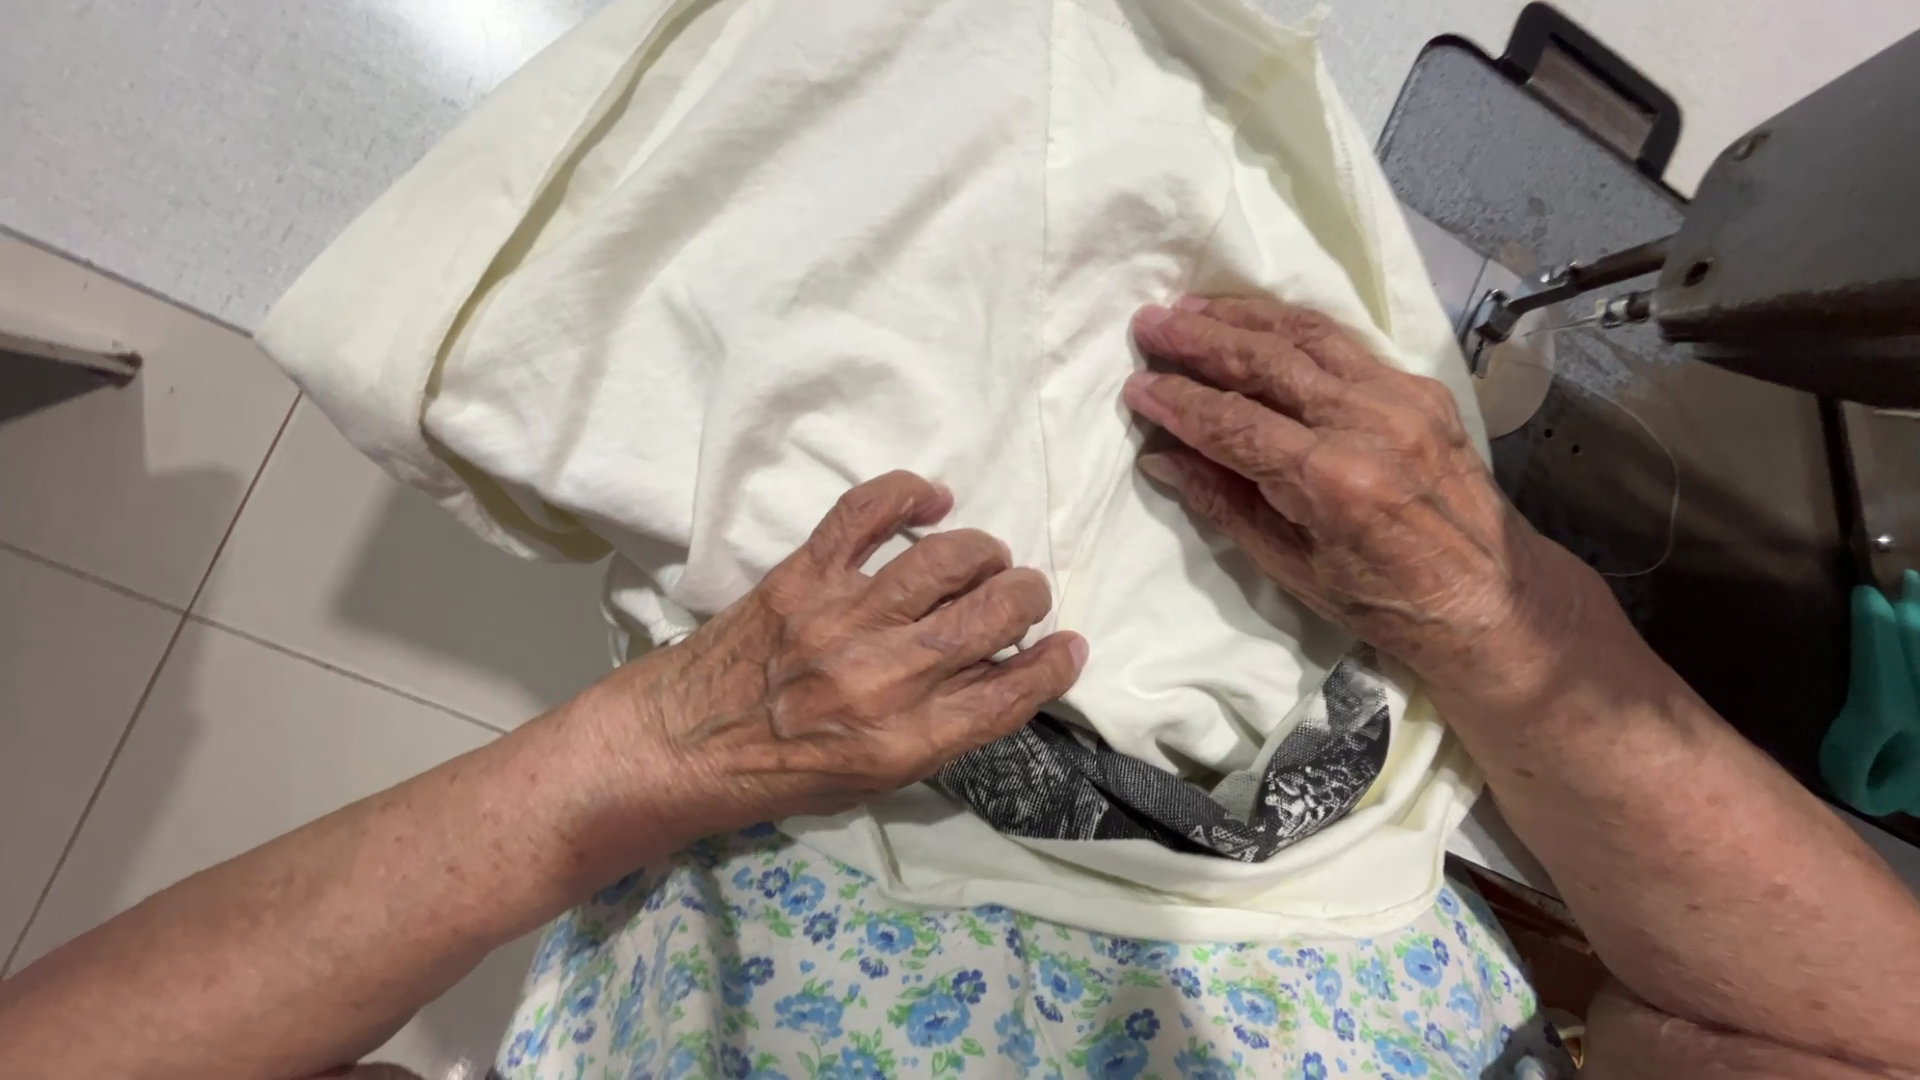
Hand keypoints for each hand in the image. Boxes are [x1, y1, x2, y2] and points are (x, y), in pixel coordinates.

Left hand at [613, 471, 1086, 830]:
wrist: (676, 746)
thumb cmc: (778, 775)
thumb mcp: (872, 780)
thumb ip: (940, 729)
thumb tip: (999, 672)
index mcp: (901, 743)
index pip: (1008, 696)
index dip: (1053, 667)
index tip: (1070, 646)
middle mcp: (880, 677)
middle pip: (990, 615)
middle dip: (1028, 597)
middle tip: (1025, 594)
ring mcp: (839, 617)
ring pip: (944, 559)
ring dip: (984, 552)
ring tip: (986, 557)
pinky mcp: (802, 574)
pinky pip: (865, 511)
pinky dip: (908, 493)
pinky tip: (933, 500)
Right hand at [1123, 296, 1599, 706]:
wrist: (1493, 597)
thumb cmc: (1381, 601)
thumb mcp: (1288, 566)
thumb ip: (1222, 502)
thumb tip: (1161, 457)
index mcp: (1334, 480)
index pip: (1235, 423)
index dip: (1179, 402)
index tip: (1136, 386)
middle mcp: (1369, 423)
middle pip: (1268, 363)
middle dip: (1200, 339)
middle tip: (1148, 322)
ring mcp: (1401, 397)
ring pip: (1306, 337)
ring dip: (1240, 317)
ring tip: (1189, 306)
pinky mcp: (1418, 388)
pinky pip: (1341, 342)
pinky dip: (1288, 324)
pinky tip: (1253, 319)